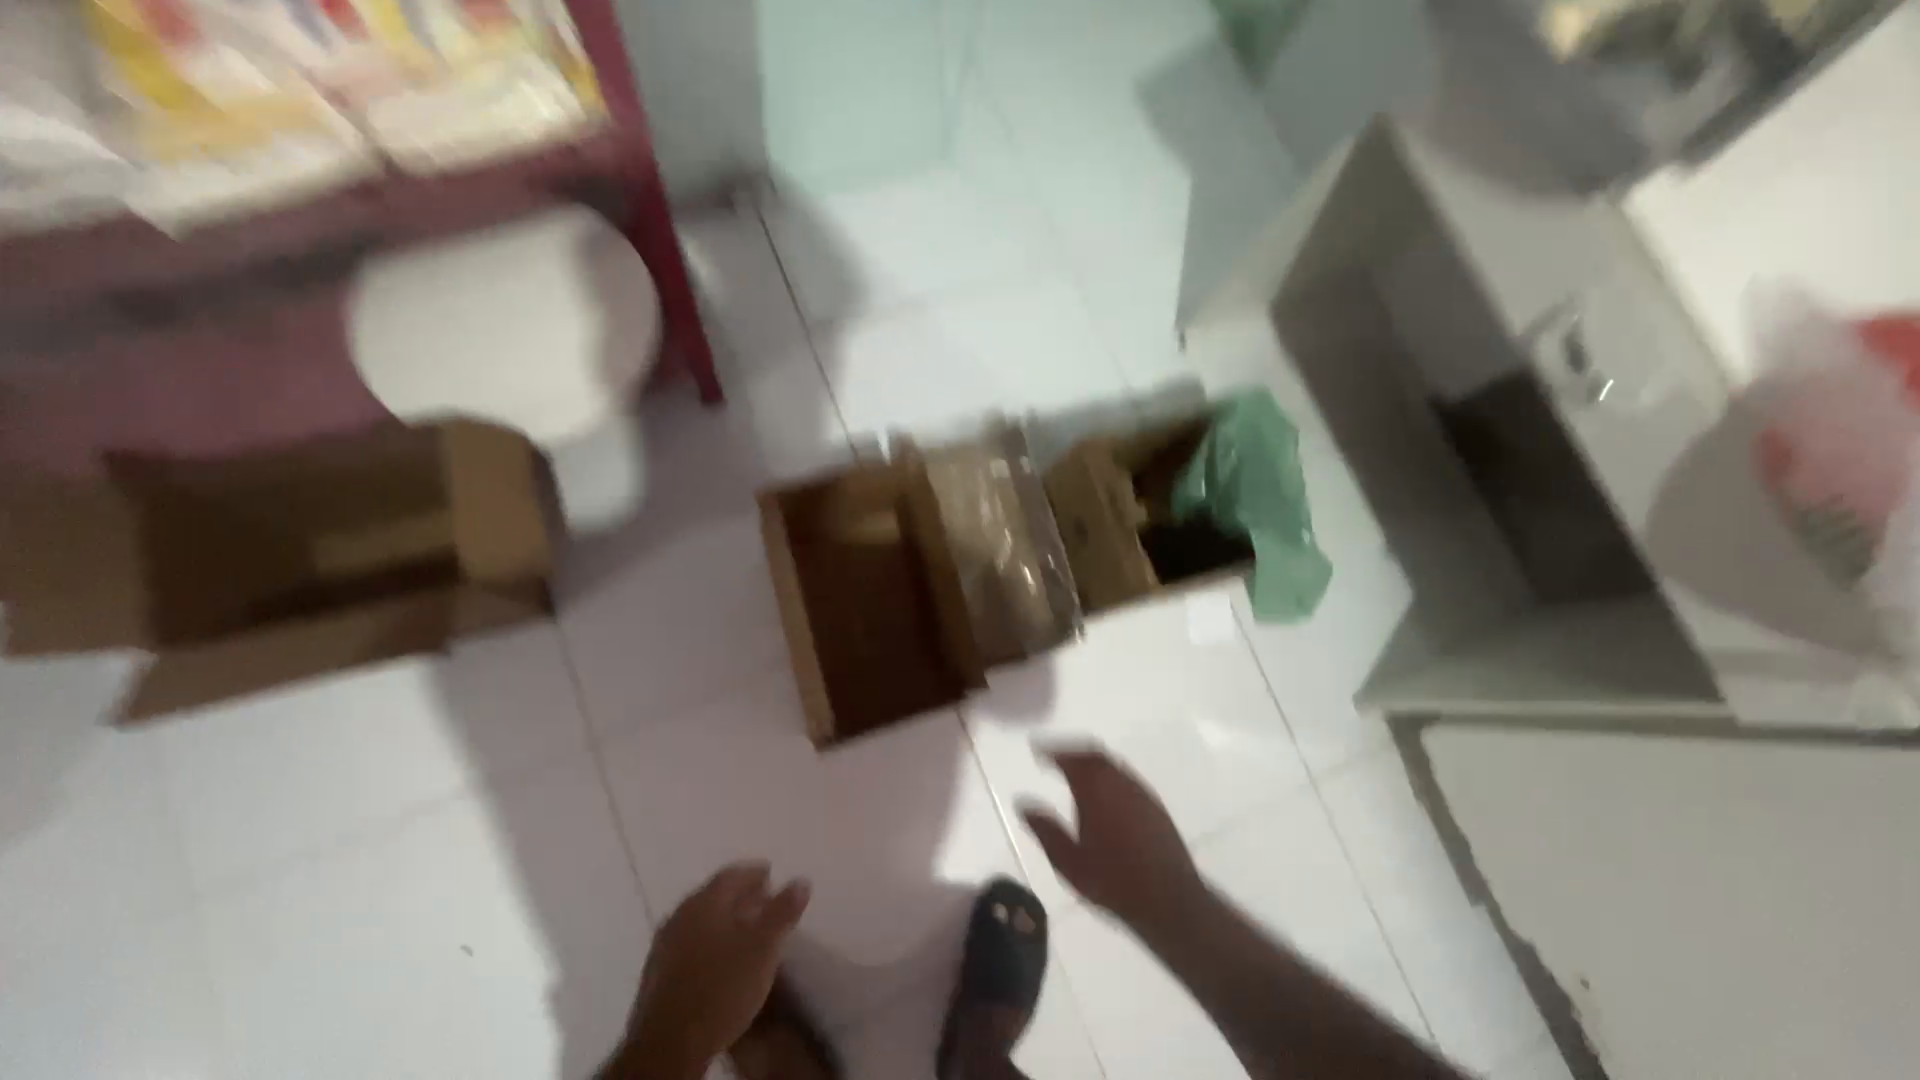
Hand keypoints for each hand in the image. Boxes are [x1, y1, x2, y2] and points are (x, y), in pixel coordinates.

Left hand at [620, 862, 810, 1078]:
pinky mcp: (657, 973)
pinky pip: (689, 942)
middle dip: (740, 894)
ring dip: (724, 918)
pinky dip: (709, 939)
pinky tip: (721, 957)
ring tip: (747, 929)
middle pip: (714, 895)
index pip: (731, 874)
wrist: (668, 1045)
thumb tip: (801, 880)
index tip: (772, 874)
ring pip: (700, 920)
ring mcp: (664, 945)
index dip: (754, 872)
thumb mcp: (763, 949)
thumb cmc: (722, 989)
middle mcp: (680, 915)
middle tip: (764, 900)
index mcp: (704, 903)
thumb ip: (782, 912)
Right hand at [1020, 745, 1206, 930]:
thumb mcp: (1068, 862)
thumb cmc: (1112, 882)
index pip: (1071, 759)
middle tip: (1057, 757)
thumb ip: (1045, 830)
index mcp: (1095, 791)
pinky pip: (1128, 780)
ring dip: (1094, 764)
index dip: (1052, 751)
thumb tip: (1023, 803)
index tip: (1037, 749)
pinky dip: (1111, 777)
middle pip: (1095, 755)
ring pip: (1114, 766)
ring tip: (1078, 774)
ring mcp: (1142, 794)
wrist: (1169, 900)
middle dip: (1073, 752)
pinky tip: (1107, 796)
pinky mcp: (1157, 808)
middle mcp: (1120, 784)